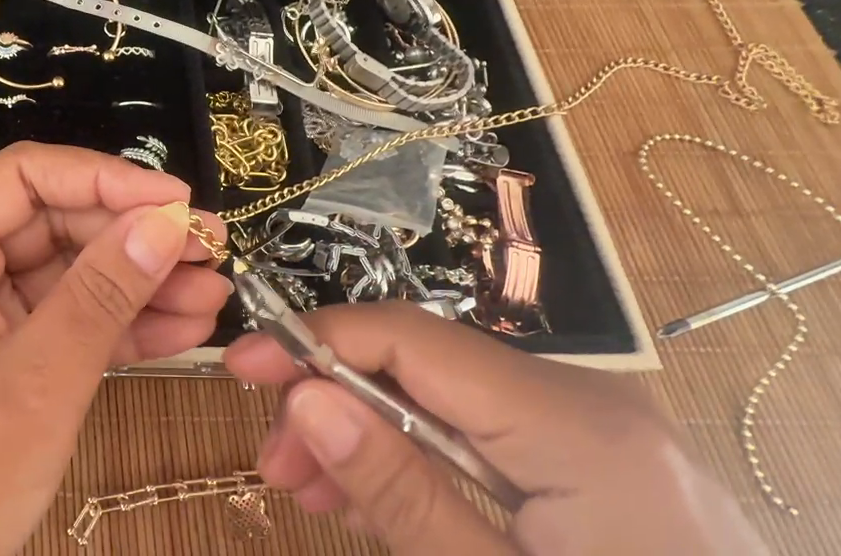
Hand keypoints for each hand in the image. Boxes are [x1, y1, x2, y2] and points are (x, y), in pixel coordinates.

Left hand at [0, 142, 230, 555]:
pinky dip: (115, 325)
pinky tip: (179, 329)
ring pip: (64, 272)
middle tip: (212, 253)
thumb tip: (166, 223)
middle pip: (50, 221)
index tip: (180, 201)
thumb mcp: (34, 382)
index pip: (24, 176)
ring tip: (211, 298)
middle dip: (131, 238)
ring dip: (135, 284)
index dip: (105, 178)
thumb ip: (102, 294)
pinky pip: (59, 320)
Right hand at [227, 303, 768, 555]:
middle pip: (423, 368)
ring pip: (446, 403)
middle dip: (337, 404)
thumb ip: (403, 493)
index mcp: (577, 428)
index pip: (412, 338)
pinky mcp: (601, 466)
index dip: (315, 339)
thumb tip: (306, 397)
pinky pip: (485, 440)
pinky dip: (423, 462)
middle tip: (279, 470)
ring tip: (314, 495)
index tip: (239, 367)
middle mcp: (590, 404)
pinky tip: (379, 502)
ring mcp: (600, 434)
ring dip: (371, 438)